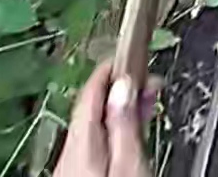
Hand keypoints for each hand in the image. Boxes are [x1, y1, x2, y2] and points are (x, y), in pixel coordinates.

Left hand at [57, 61, 151, 176]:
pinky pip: (92, 143)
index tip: (134, 53)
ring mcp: (68, 167)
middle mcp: (67, 154)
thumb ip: (125, 122)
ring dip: (120, 110)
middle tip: (150, 83)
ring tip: (146, 104)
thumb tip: (123, 84)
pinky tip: (129, 132)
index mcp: (80, 143)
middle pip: (92, 108)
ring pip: (92, 126)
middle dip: (122, 89)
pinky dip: (112, 129)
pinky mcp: (75, 175)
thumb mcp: (130, 161)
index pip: (91, 89)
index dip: (113, 66)